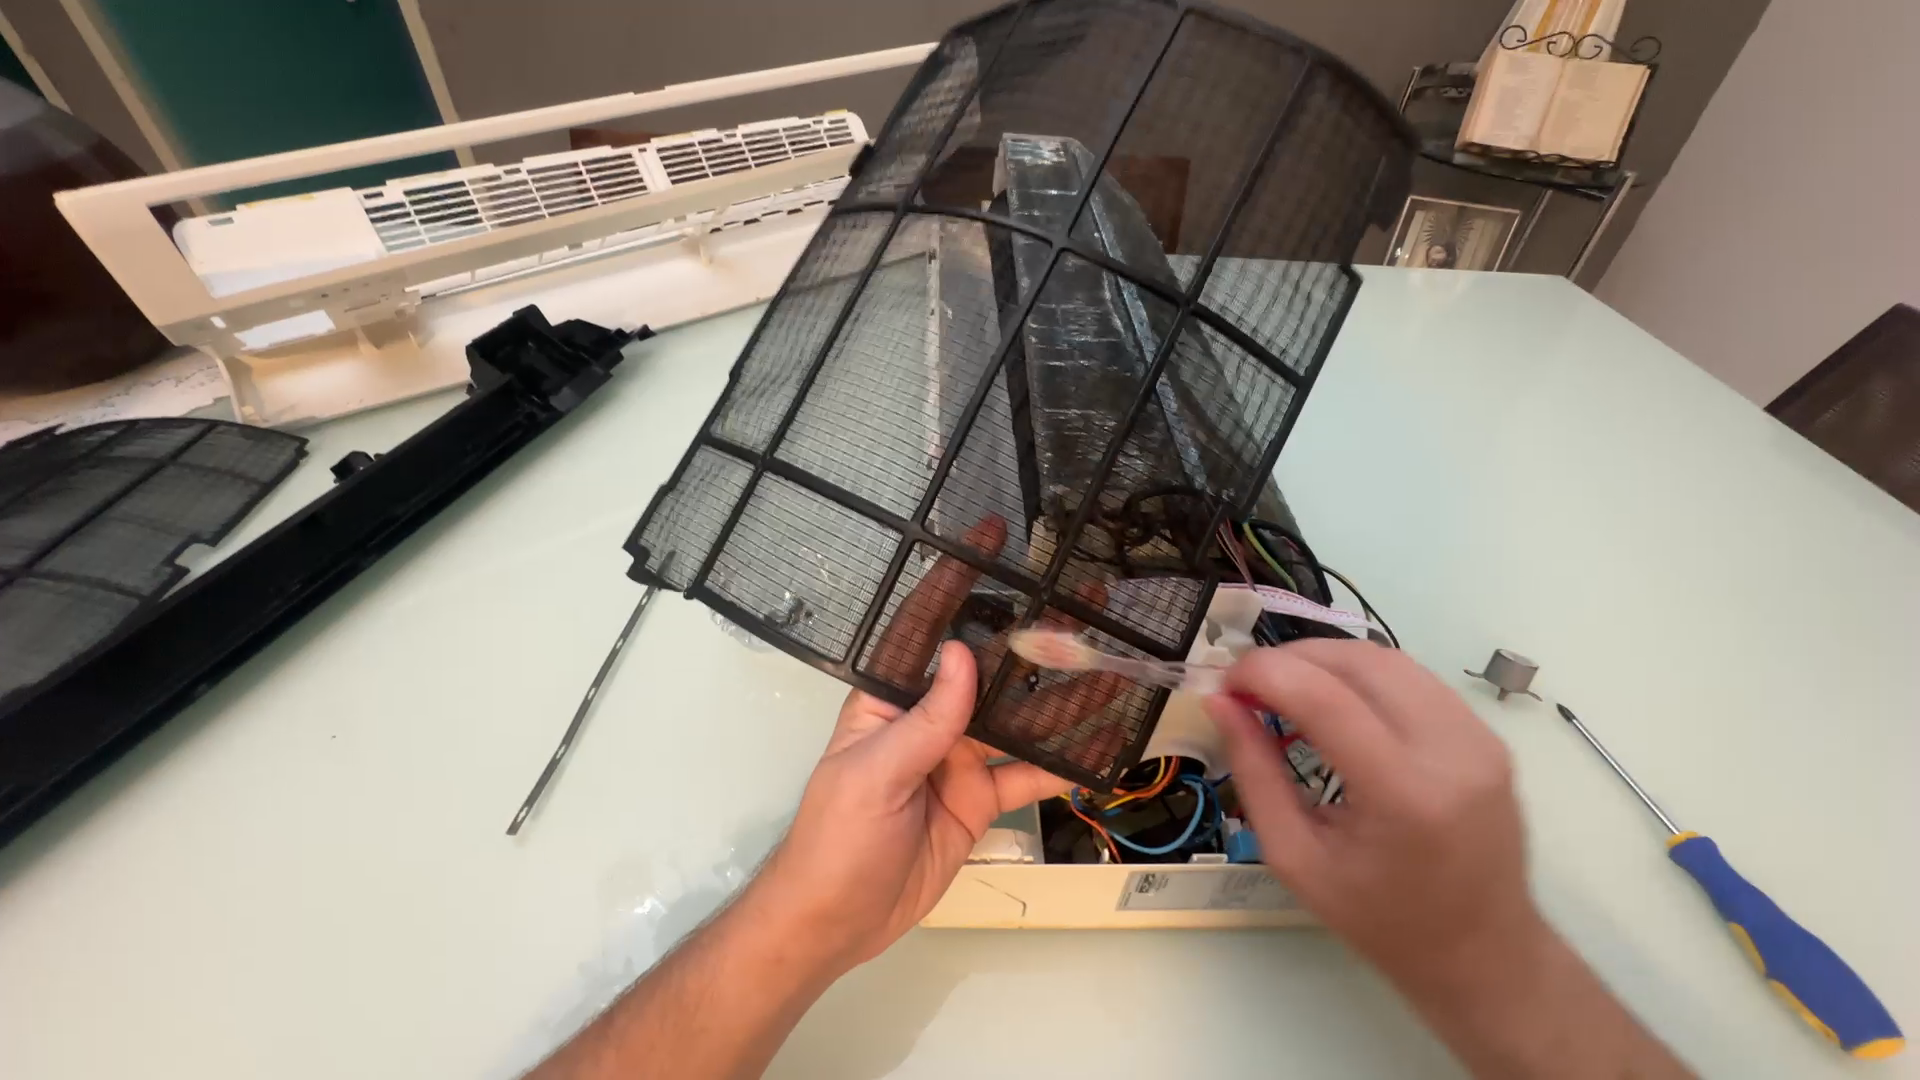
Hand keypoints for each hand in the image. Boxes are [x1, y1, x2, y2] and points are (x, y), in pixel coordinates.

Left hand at [755, 517, 1122, 969]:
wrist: (836, 921)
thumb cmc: (836, 838)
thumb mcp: (872, 775)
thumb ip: (924, 719)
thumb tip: (961, 652)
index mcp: (892, 696)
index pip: (925, 625)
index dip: (955, 579)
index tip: (988, 536)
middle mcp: (931, 716)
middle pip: (991, 667)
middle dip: (1034, 634)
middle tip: (1085, 600)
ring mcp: (960, 757)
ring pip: (1021, 719)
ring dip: (1066, 697)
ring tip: (1115, 666)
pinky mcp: (982, 797)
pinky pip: (1029, 773)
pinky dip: (1065, 762)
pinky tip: (1104, 746)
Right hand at [1205, 641, 1693, 1078]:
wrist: (1483, 952)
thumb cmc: (1378, 918)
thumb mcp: (1293, 856)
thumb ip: (1253, 772)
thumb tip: (1219, 702)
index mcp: (1403, 794)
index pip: (1322, 696)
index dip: (1262, 673)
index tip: (1223, 683)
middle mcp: (1450, 752)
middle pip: (1356, 662)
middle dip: (1289, 658)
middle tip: (1247, 684)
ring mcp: (1477, 738)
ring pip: (1385, 658)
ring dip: (1323, 659)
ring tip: (1283, 686)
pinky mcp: (1486, 735)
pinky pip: (1411, 676)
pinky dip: (1359, 673)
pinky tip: (1331, 698)